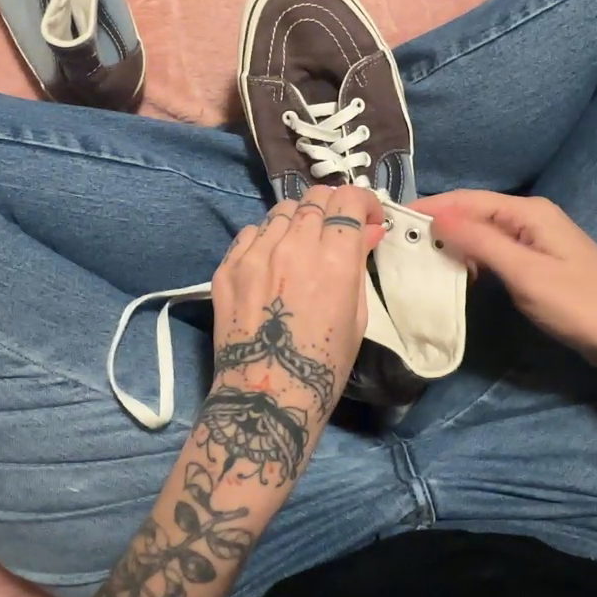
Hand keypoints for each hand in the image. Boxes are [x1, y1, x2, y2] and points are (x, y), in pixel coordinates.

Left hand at [199, 186, 383, 484]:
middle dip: (332, 207)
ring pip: (280, 211)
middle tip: (336, 227)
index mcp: (333, 259)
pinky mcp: (227, 266)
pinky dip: (267, 237)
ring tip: (301, 244)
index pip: (347, 200)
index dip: (362, 202)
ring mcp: (255, 254)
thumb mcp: (357, 315)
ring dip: (298, 220)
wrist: (266, 397)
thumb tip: (368, 230)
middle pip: (314, 199)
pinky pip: (251, 233)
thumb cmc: (324, 364)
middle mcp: (293, 246)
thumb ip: (359, 264)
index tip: (366, 217)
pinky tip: (272, 260)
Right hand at [411, 190, 596, 363]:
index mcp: (528, 211)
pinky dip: (471, 259)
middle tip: (399, 241)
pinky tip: (454, 274)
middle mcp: (530, 218)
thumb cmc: (580, 305)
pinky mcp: (537, 264)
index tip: (393, 220)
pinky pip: (494, 252)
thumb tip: (436, 217)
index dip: (430, 207)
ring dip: (452, 243)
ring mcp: (535, 241)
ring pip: (482, 233)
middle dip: (437, 224)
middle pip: (473, 213)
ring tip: (417, 257)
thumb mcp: (525, 273)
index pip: (467, 199)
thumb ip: (480, 242)